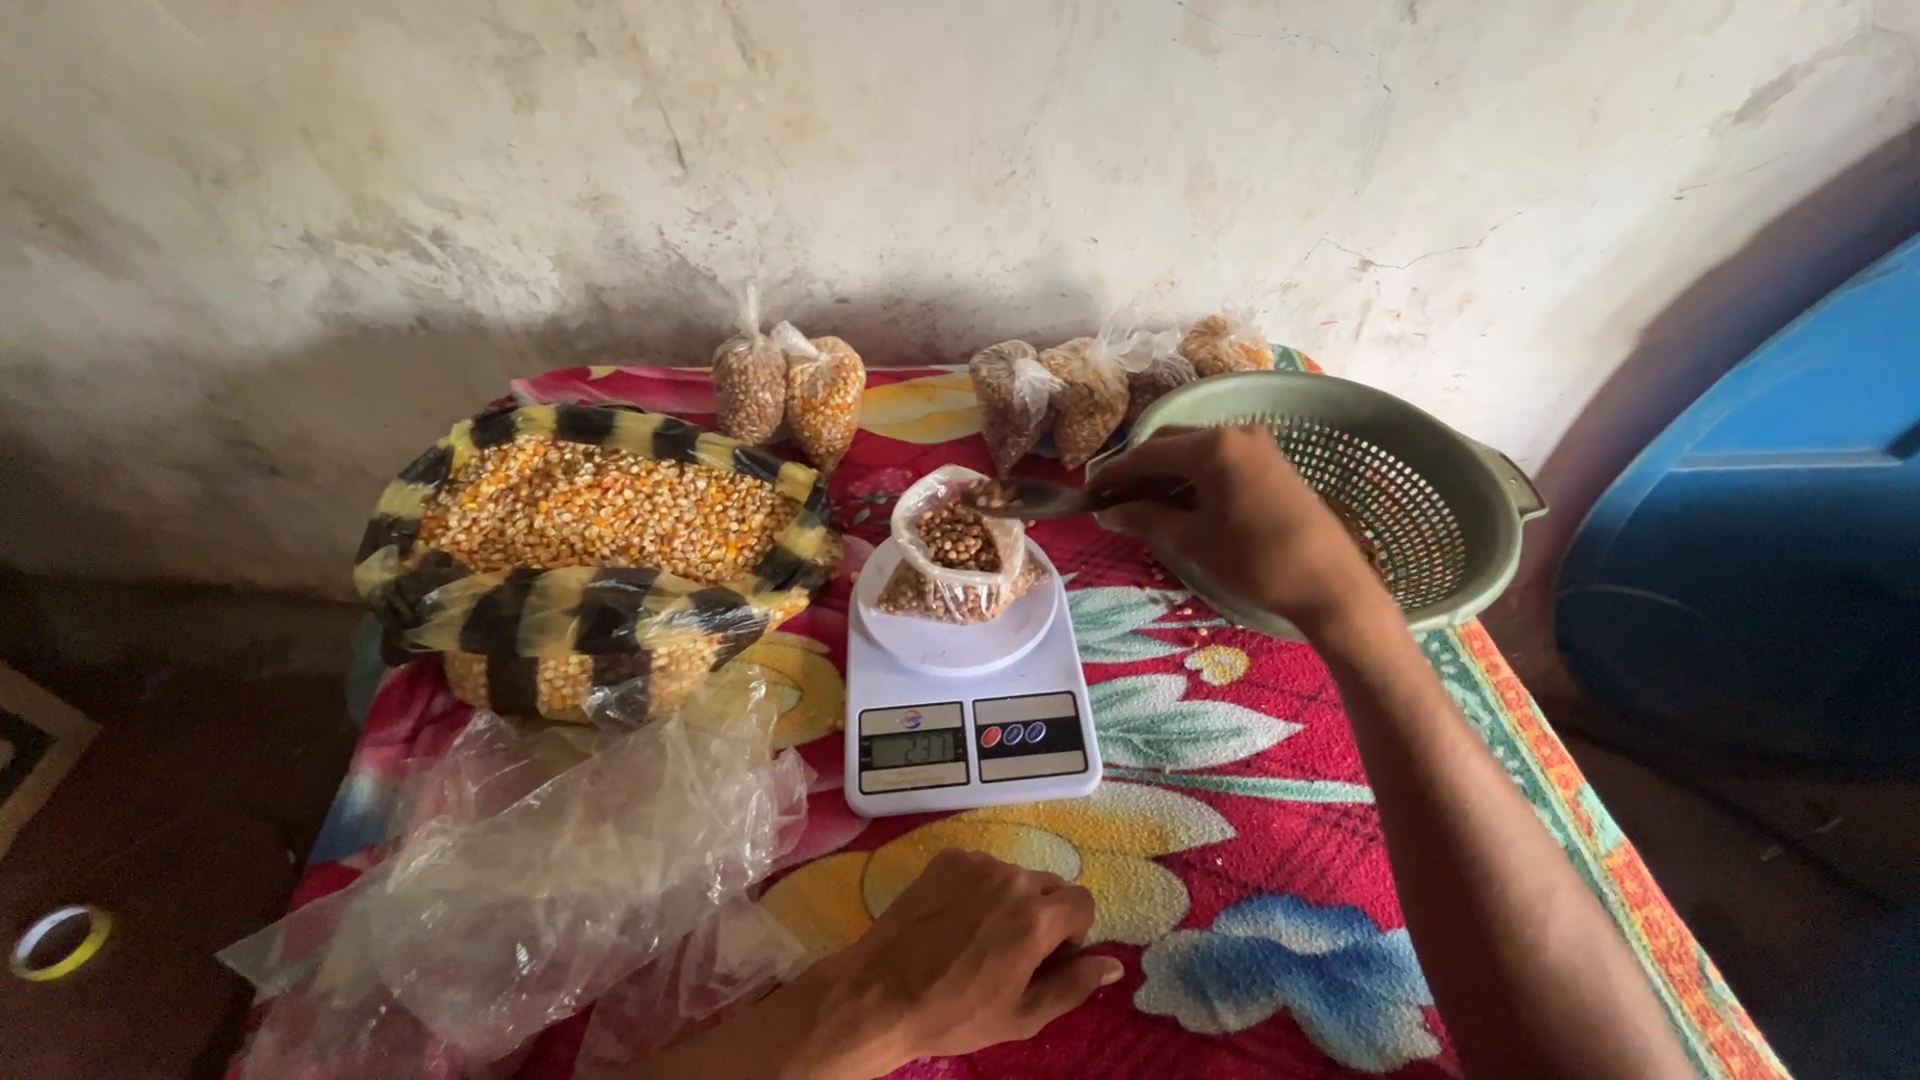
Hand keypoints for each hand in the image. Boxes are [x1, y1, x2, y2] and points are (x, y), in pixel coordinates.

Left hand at [786, 849, 1122, 1077]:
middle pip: (1050, 886)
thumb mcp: (1022, 1015)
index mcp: (1036, 918)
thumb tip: (1114, 964)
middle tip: (1014, 951)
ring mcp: (977, 863)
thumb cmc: (956, 1012)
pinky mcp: (948, 857)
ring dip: (1011, 899)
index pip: (1083, 902)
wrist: (882, 992)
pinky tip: (956, 918)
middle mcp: (1012, 878)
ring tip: (979, 935)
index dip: (1073, 934)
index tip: (1048, 959)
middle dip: (1045, 915)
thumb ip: (1074, 985)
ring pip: (1015, 875)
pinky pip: (982, 866)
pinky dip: (979, 887)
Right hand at [1094, 425, 1391, 633]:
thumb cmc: (1256, 560)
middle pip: (1171, 443)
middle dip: (1139, 470)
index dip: (1114, 474)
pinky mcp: (1272, 463)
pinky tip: (1179, 504)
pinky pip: (1219, 460)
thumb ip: (1145, 519)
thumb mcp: (1192, 541)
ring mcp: (1258, 445)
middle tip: (1114, 501)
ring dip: (1165, 474)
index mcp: (1212, 446)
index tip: (1090, 494)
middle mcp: (1235, 432)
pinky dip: (1193, 478)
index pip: (1147, 453)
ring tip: (1141, 506)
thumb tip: (1108, 512)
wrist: (1331, 584)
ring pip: (1195, 451)